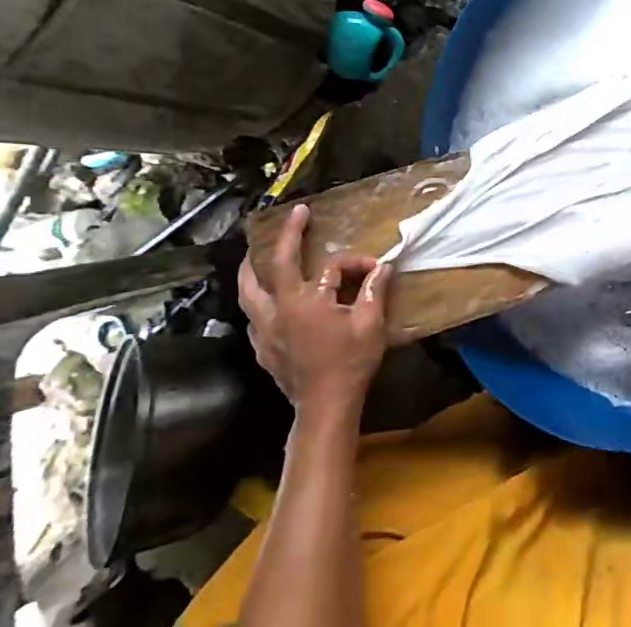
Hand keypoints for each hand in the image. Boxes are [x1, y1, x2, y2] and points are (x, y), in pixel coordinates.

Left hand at [238, 203, 392, 413]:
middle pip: (263, 269)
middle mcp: (277, 310)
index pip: (329, 268)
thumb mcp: (370, 323)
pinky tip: (267, 307)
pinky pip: (253, 319)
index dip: (353, 263)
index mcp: (304, 300)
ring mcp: (265, 332)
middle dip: (275, 242)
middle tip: (282, 223)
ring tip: (254, 261)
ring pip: (248, 295)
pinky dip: (258, 305)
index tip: (373, 267)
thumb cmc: (349, 362)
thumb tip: (382, 267)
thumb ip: (374, 291)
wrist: (325, 407)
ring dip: (252, 273)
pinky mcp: (263, 350)